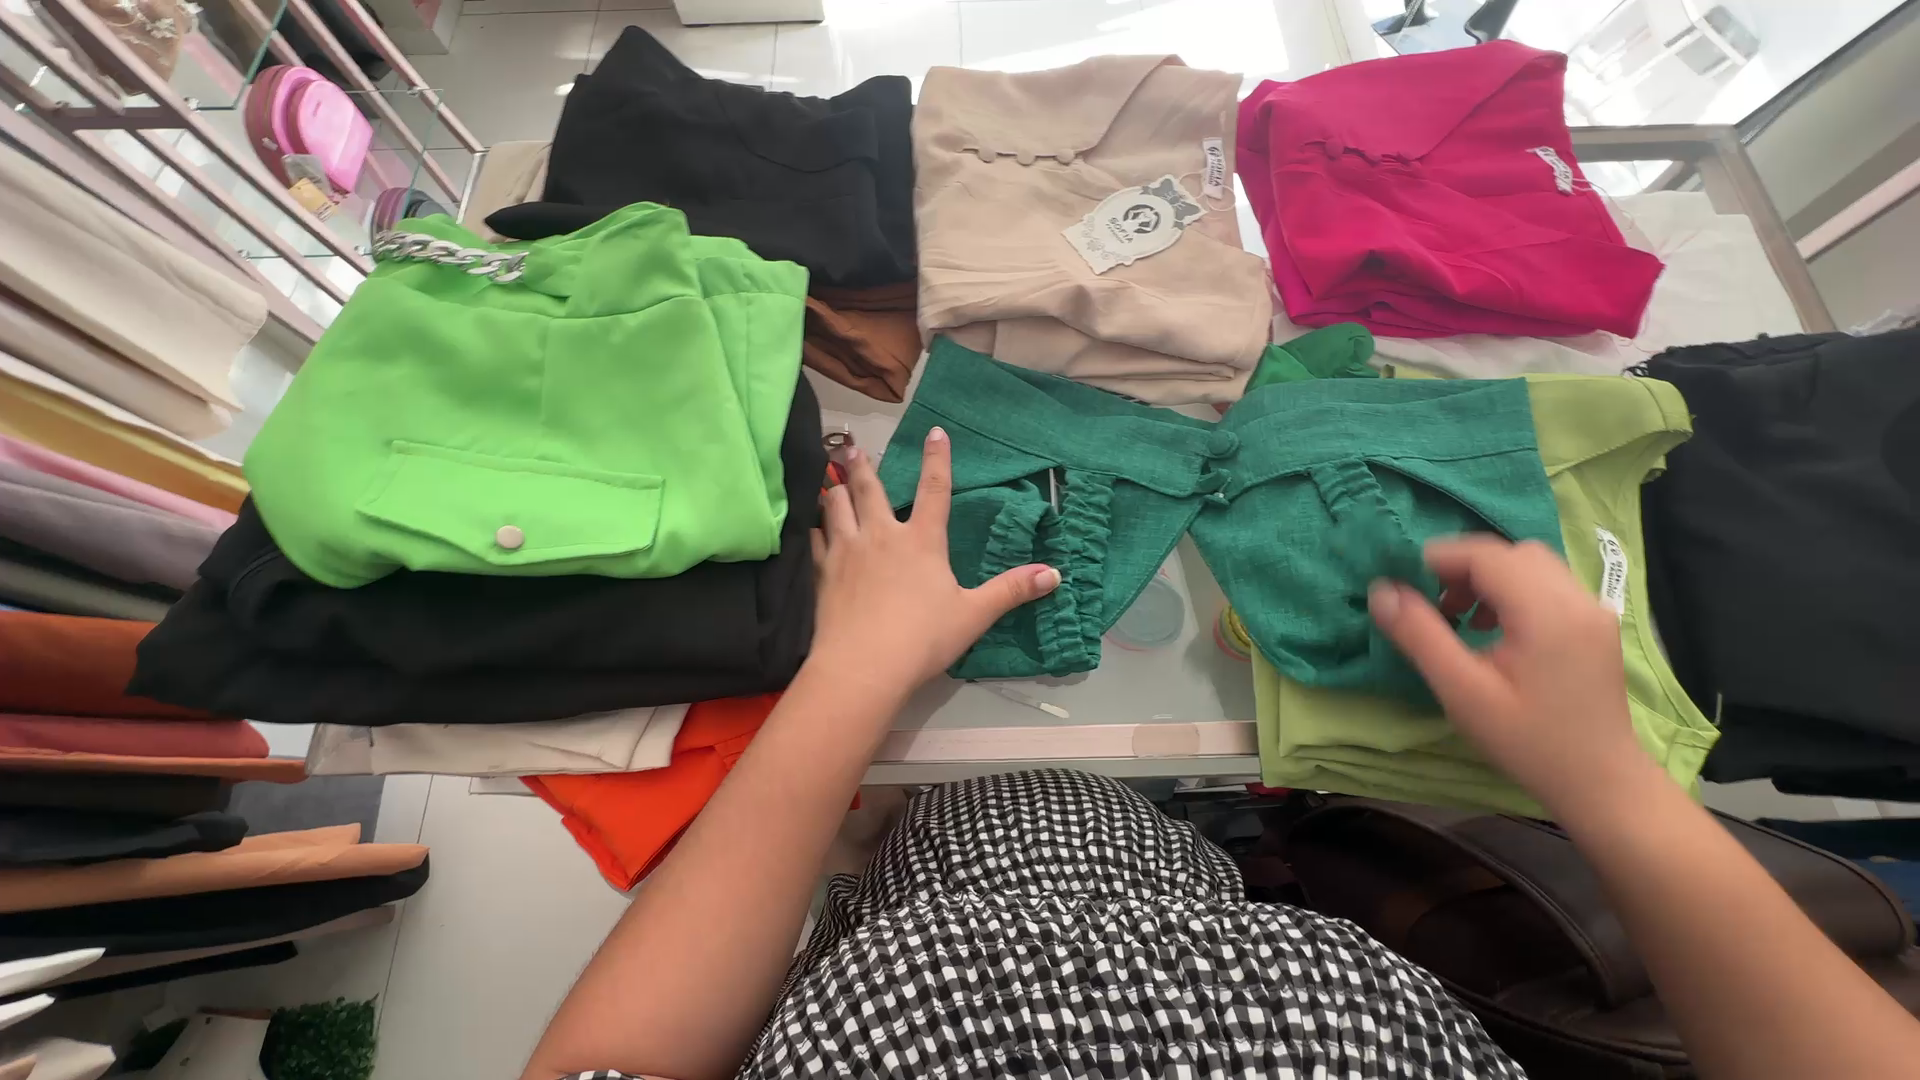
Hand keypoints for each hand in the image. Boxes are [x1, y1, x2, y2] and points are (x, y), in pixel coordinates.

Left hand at [807, 426, 1059, 698]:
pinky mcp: (823, 573)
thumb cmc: (923, 639)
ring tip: (830, 480)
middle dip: (862, 466)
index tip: (934, 432)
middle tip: (851, 447)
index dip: (937, 458)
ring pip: (835, 507)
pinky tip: (812, 527)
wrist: (863, 666)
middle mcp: (881, 535)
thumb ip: (1011, 591)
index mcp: (922, 540)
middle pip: (869, 489)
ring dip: (834, 490)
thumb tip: (1054, 574)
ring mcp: (847, 551)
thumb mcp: (974, 615)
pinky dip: (814, 528)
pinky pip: (815, 540)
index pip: (934, 489)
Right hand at [1367, 535, 1660, 818]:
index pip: (1487, 555)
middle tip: (1432, 602)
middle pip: (1511, 553)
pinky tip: (1491, 628)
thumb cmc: (1527, 740)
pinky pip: (1545, 584)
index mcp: (1547, 612)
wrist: (1600, 783)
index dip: (1439, 559)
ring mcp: (1592, 611)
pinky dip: (1510, 590)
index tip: (1404, 584)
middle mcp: (1577, 600)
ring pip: (1530, 565)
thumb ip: (1419, 634)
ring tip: (1459, 616)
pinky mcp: (1593, 625)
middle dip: (1463, 566)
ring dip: (1487, 577)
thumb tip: (1380, 590)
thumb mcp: (1461, 690)